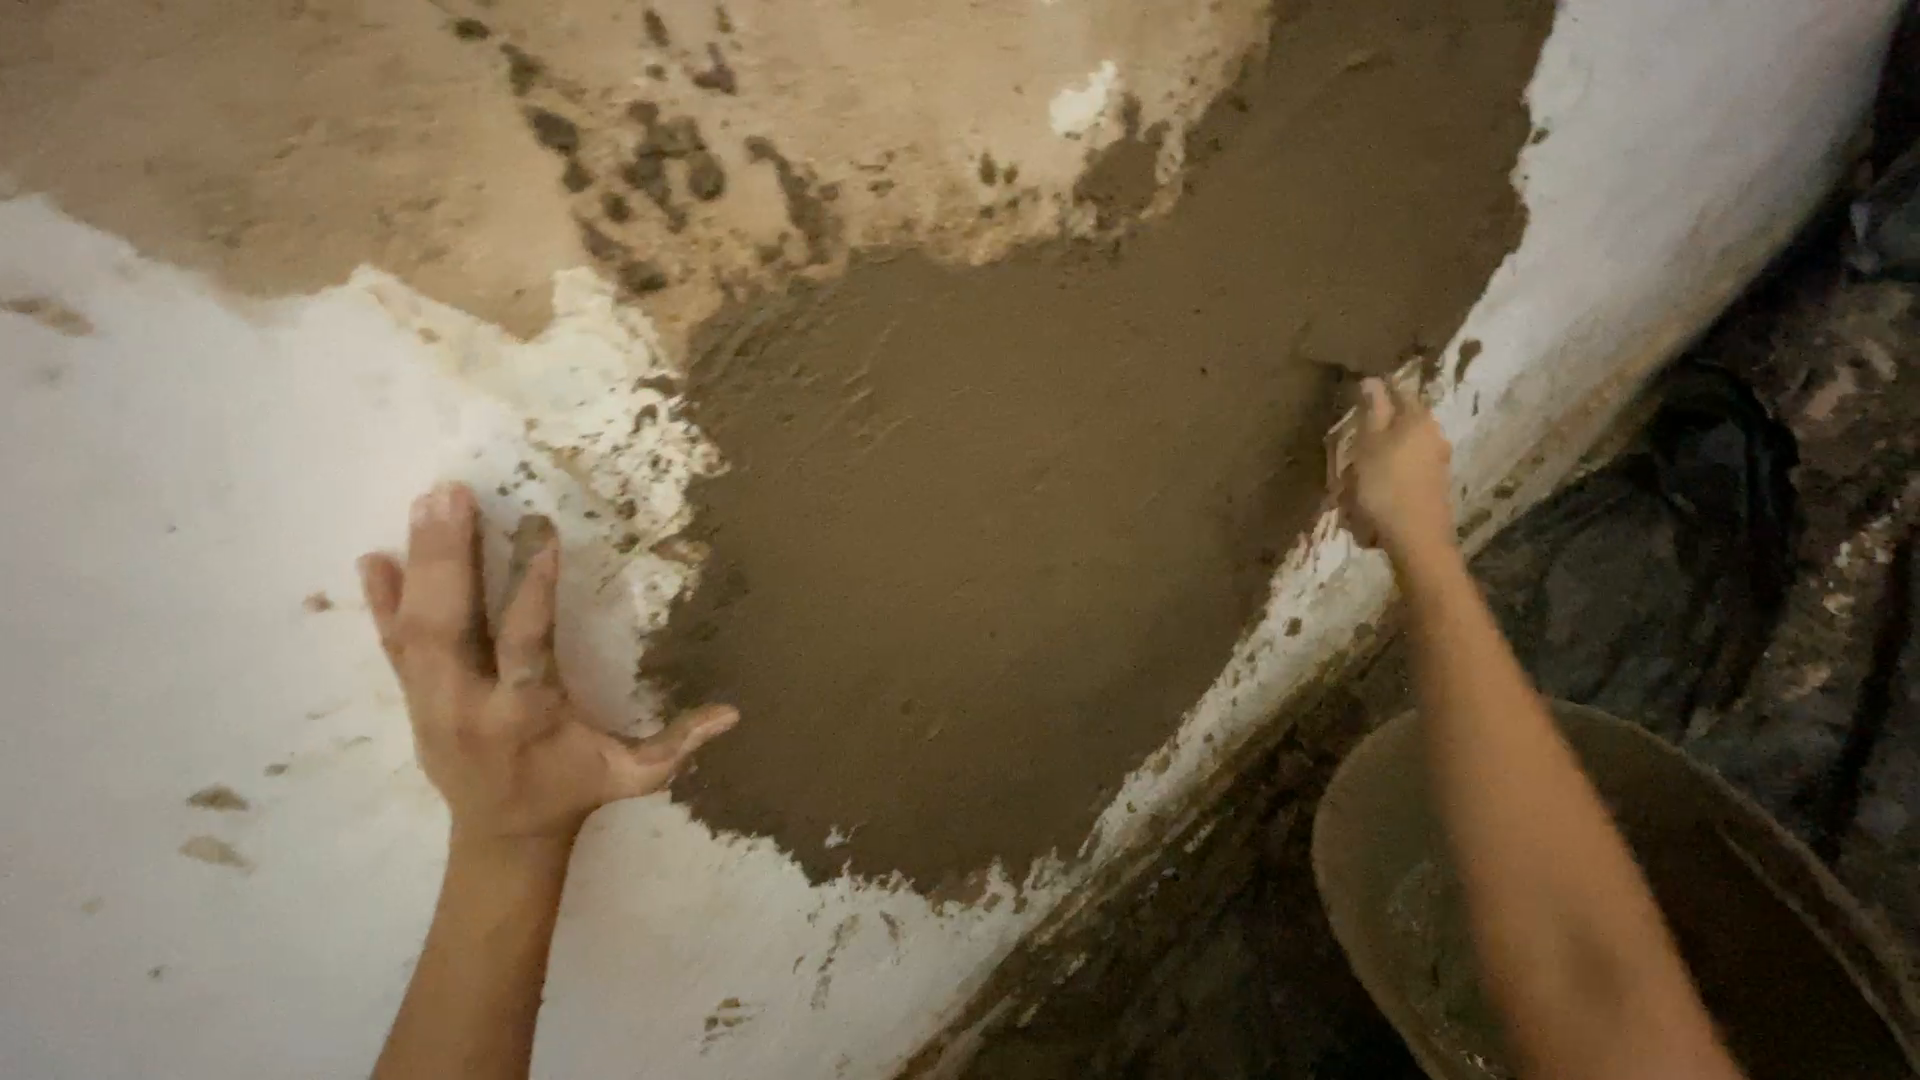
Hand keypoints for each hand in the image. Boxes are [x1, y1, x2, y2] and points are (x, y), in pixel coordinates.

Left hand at [357, 482, 737, 849]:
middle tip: (450, 493)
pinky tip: (374, 557)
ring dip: (419, 562)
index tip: (539, 533)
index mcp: (524, 715)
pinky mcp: (412, 700)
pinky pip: (391, 647)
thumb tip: (732, 715)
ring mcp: (430, 701)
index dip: (531, 591)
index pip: (524, 645)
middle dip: (448, 557)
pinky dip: (380, 602)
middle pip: (446, 626)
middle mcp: (466, 704)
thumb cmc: (573, 792)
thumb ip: (678, 745)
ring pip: (414, 628)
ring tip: (426, 502)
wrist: (501, 834)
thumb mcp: (633, 776)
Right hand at [1338, 377, 1455, 557]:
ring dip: (1385, 451)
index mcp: (1418, 420)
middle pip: (1405, 420)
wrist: (1415, 534)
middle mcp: (1434, 434)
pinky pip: (1409, 467)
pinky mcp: (1434, 483)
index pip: (1401, 392)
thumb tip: (1372, 380)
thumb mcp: (1369, 444)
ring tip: (1359, 467)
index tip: (1361, 393)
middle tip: (1356, 436)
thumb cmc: (1385, 484)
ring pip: (1406, 445)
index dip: (1382, 390)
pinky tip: (1375, 486)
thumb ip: (1373, 411)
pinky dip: (1392, 470)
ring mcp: (1437, 460)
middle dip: (1382, 425)